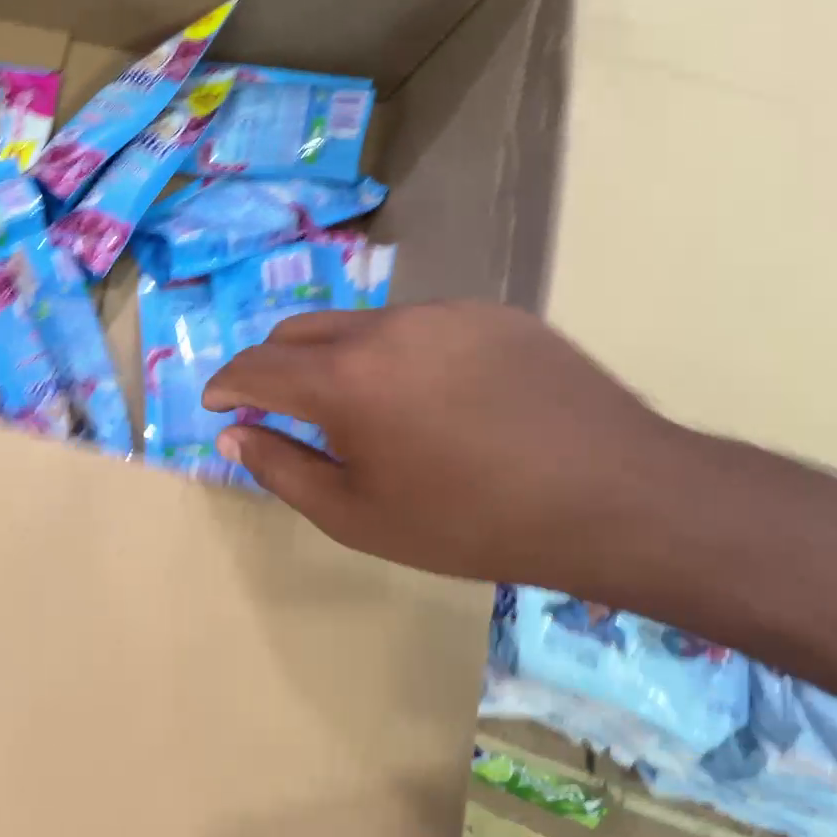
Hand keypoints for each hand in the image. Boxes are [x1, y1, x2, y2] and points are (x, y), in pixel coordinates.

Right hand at [202, 301, 682, 583]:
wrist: (620, 500)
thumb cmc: (470, 523)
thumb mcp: (355, 515)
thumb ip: (279, 468)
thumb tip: (233, 434)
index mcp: (343, 380)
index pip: (254, 367)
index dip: (224, 385)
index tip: (217, 404)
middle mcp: (383, 328)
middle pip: (296, 332)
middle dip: (270, 366)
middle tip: (276, 409)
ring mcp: (441, 314)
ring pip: (354, 325)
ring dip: (332, 359)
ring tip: (360, 409)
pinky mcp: (490, 314)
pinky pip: (414, 325)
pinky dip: (391, 354)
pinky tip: (426, 397)